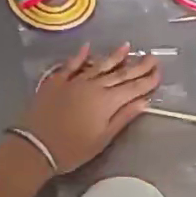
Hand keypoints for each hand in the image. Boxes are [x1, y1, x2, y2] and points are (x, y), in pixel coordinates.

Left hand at [19, 43, 160, 172]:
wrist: (36, 146)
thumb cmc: (72, 149)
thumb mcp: (102, 139)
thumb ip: (123, 118)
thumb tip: (143, 102)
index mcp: (107, 102)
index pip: (133, 88)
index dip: (147, 80)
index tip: (159, 72)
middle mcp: (94, 86)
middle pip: (119, 74)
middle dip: (137, 66)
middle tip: (152, 58)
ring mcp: (74, 81)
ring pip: (99, 65)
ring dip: (114, 56)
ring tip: (127, 47)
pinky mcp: (57, 82)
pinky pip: (71, 65)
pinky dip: (80, 56)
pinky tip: (88, 48)